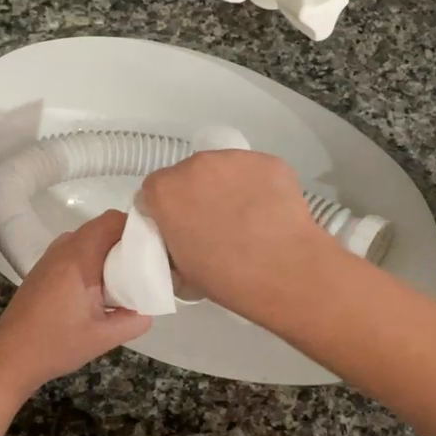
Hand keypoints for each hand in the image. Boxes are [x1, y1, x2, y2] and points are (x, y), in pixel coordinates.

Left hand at [0, 210, 152, 393]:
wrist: (10, 356)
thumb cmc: (57, 345)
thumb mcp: (104, 338)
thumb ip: (135, 321)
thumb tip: (149, 309)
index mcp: (79, 258)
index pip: (113, 221)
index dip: (137, 228)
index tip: (153, 248)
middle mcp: (63, 249)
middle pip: (101, 228)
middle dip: (125, 242)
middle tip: (143, 267)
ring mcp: (49, 257)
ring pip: (87, 239)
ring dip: (107, 252)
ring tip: (123, 279)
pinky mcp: (43, 269)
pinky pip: (74, 252)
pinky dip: (91, 260)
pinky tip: (97, 289)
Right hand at [139, 150, 344, 320]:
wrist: (283, 270)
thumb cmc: (224, 277)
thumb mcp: (179, 269)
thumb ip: (169, 244)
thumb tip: (179, 239)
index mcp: (165, 191)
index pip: (153, 192)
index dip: (163, 210)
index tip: (178, 228)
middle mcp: (195, 164)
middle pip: (187, 175)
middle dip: (195, 195)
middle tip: (214, 225)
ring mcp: (235, 158)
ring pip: (222, 170)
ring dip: (226, 187)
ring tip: (246, 218)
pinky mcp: (268, 161)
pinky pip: (254, 172)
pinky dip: (258, 187)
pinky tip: (268, 212)